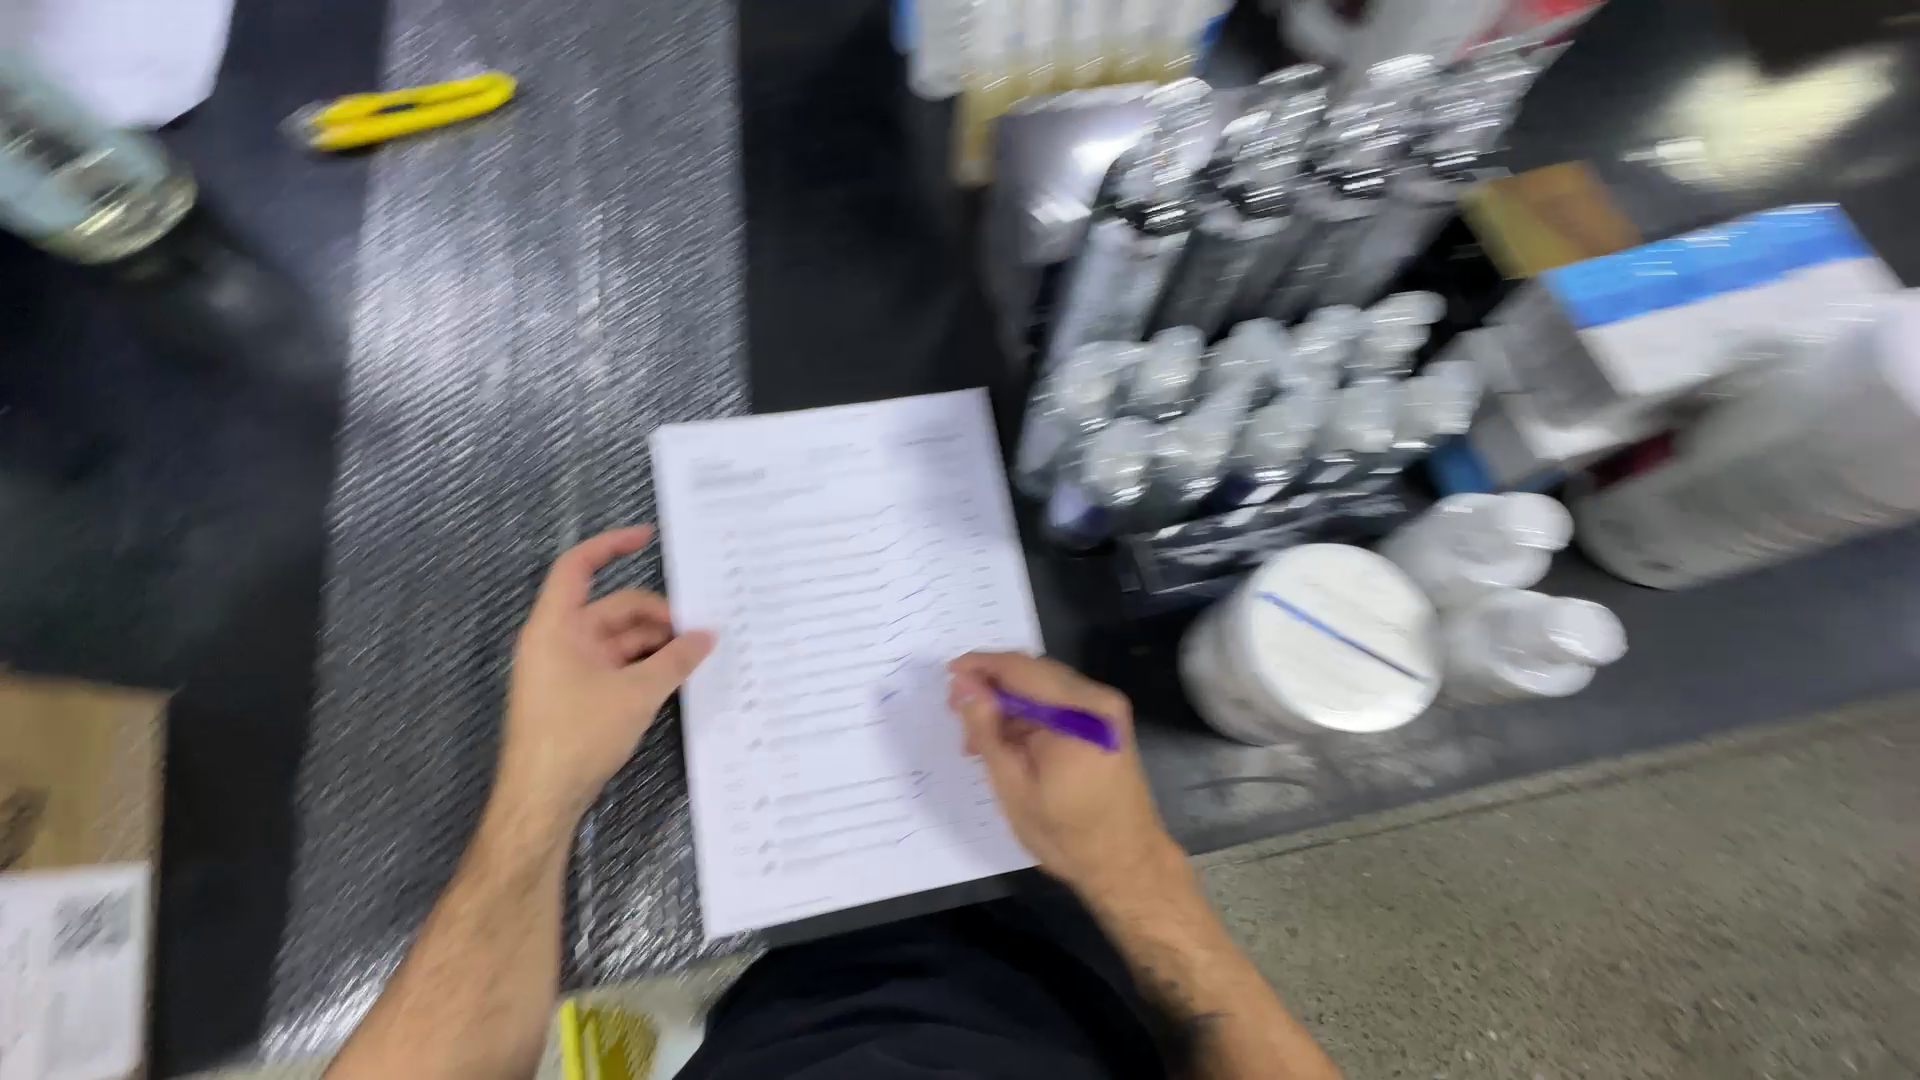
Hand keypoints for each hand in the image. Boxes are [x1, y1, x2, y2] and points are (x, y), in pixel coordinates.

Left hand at [496, 526, 714, 829]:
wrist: (542, 798)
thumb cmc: (577, 735)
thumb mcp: (637, 693)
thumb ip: (676, 659)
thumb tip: (708, 636)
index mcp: (558, 626)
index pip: (579, 567)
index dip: (611, 545)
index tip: (648, 537)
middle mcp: (561, 640)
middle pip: (615, 608)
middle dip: (658, 614)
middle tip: (700, 628)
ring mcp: (570, 667)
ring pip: (622, 638)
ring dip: (658, 642)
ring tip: (696, 653)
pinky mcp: (580, 692)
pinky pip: (619, 663)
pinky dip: (647, 664)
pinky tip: (677, 673)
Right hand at [948, 652, 1182, 896]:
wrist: (1128, 866)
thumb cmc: (1067, 836)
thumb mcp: (1013, 785)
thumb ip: (986, 729)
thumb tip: (963, 683)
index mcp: (1078, 713)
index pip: (1020, 668)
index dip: (980, 665)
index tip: (948, 675)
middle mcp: (1098, 699)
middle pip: (1033, 672)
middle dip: (991, 685)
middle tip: (958, 712)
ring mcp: (1106, 709)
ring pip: (1043, 686)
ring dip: (1009, 703)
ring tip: (978, 740)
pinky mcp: (1106, 721)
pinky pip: (1058, 702)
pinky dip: (1030, 715)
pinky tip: (1008, 742)